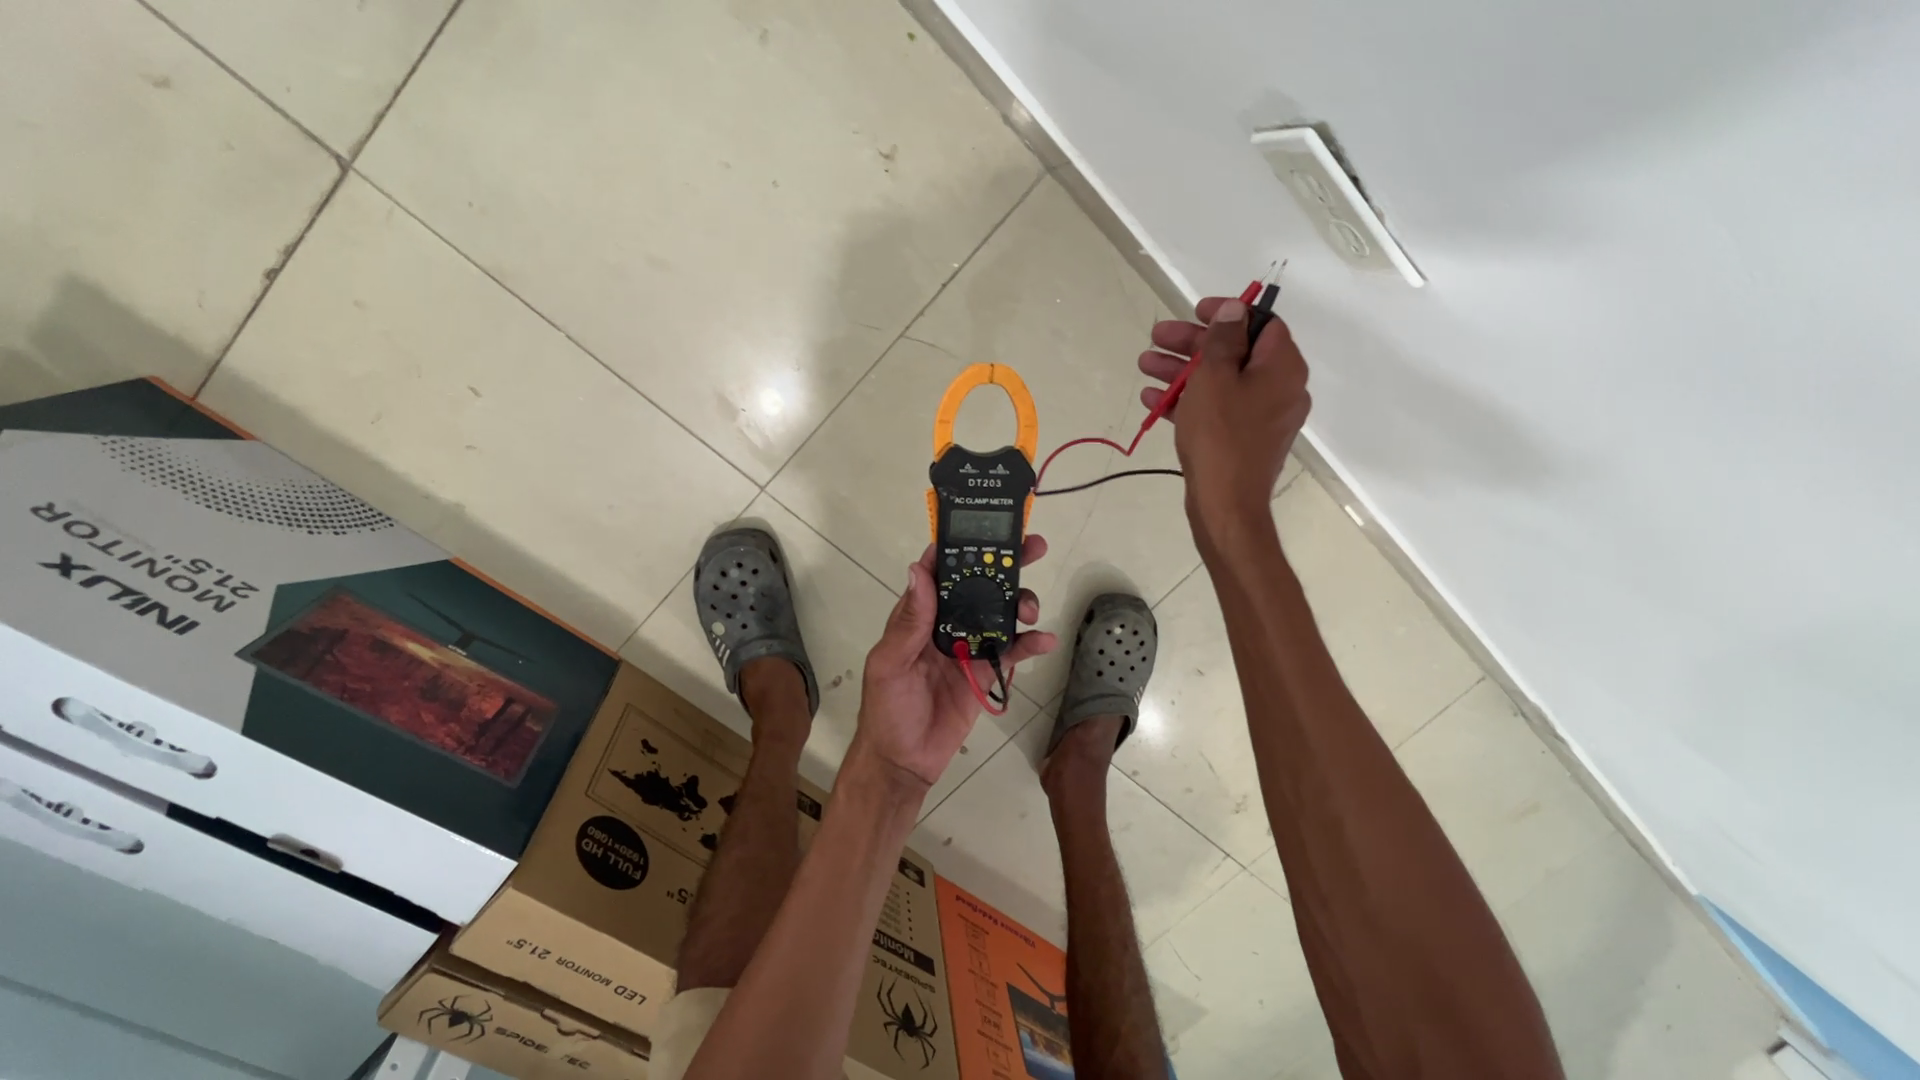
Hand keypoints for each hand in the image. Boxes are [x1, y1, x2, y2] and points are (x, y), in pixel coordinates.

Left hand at [848, 536, 1058, 791]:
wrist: (905, 761)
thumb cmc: (887, 710)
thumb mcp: (889, 663)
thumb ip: (909, 621)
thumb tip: (919, 570)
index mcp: (918, 616)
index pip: (939, 573)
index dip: (959, 548)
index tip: (984, 526)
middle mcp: (946, 624)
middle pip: (978, 586)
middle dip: (1005, 564)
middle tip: (1033, 546)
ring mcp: (968, 646)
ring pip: (1000, 613)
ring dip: (1020, 603)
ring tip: (1031, 609)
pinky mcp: (985, 671)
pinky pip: (1011, 650)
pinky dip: (1030, 643)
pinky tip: (1045, 639)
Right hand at [1139, 297, 1310, 539]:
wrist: (1225, 504)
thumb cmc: (1220, 435)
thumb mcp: (1215, 378)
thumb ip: (1223, 340)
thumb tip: (1235, 309)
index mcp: (1282, 368)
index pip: (1262, 324)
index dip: (1228, 313)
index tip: (1195, 311)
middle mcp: (1279, 389)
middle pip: (1235, 352)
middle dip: (1192, 344)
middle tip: (1156, 338)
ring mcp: (1260, 417)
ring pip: (1220, 382)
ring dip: (1182, 371)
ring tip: (1144, 366)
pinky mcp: (1242, 440)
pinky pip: (1216, 409)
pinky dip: (1189, 401)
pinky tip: (1154, 400)